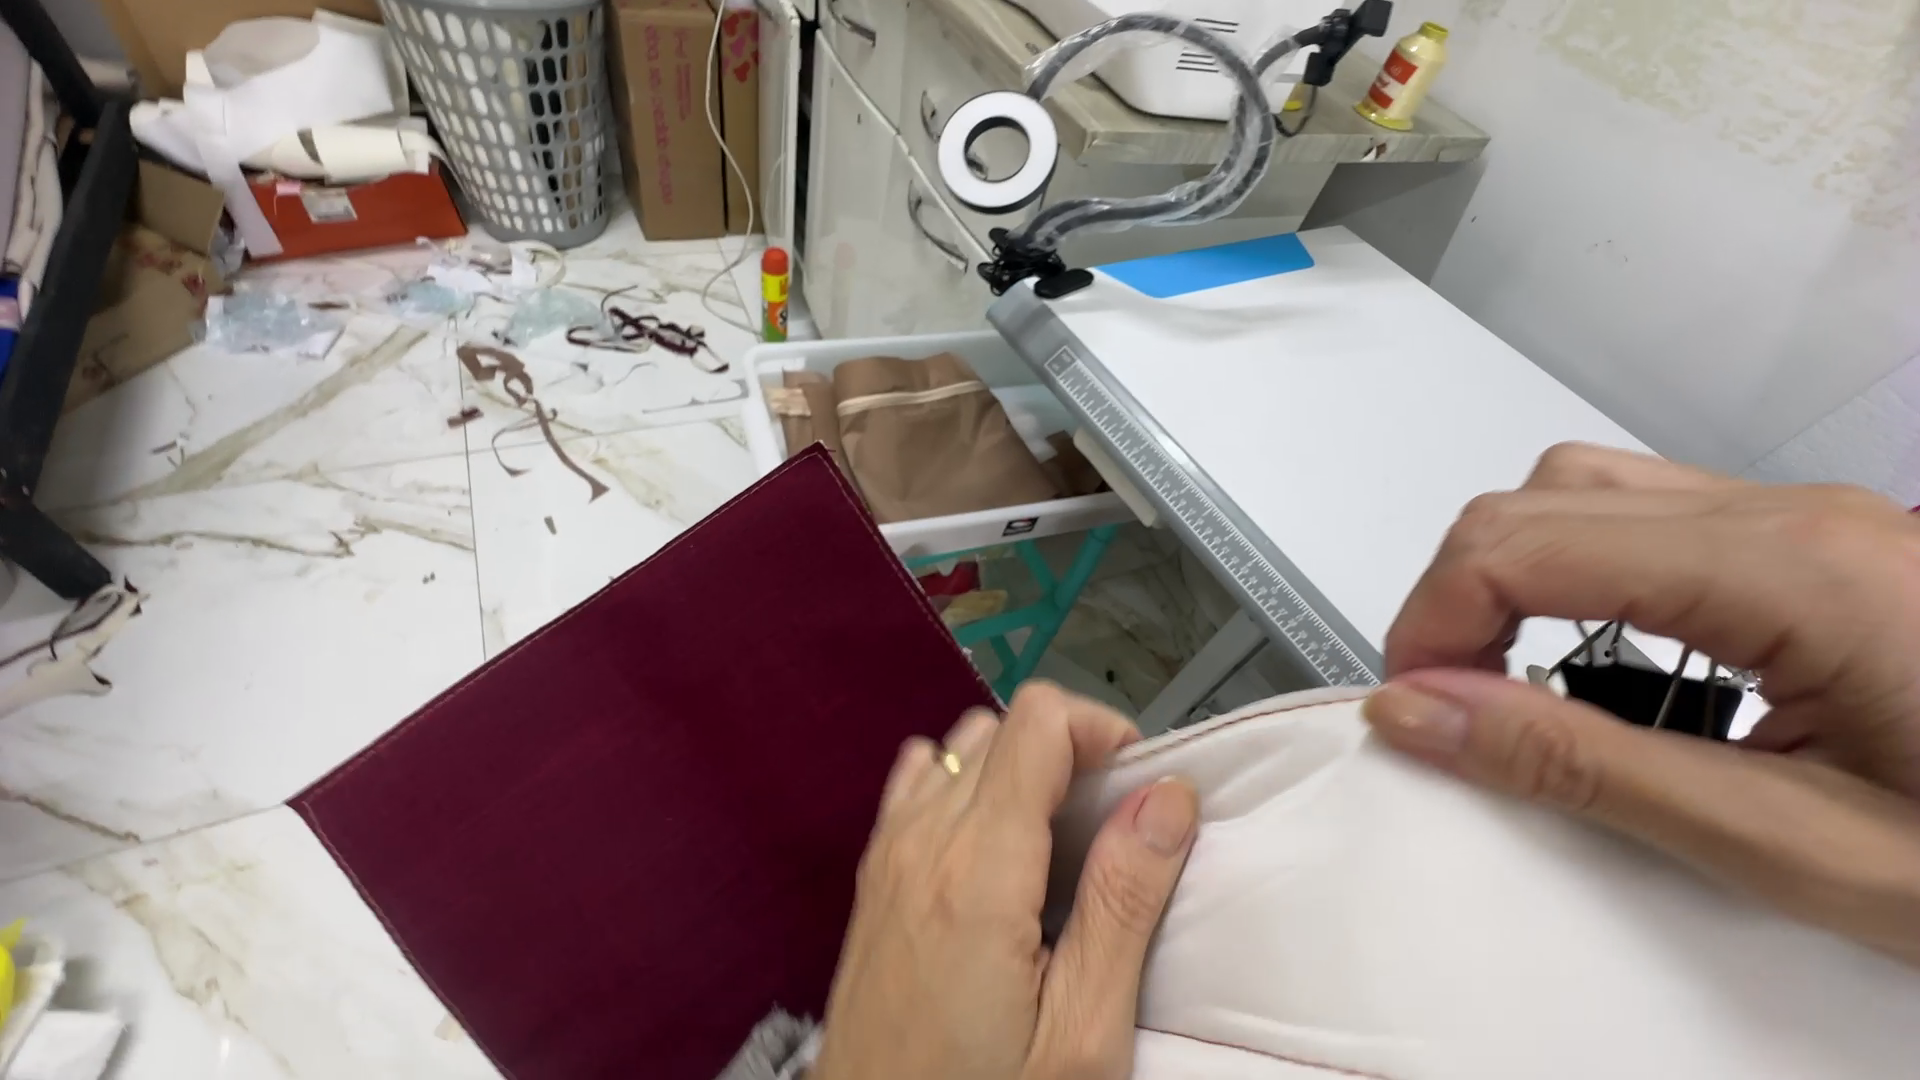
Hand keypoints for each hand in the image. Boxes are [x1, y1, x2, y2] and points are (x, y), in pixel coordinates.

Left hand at [811, 682, 1198, 1079]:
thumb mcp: (1080, 1031)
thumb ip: (1123, 901)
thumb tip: (1166, 798)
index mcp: (980, 864)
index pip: (1038, 720)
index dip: (1098, 729)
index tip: (1137, 785)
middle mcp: (925, 834)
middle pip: (1005, 726)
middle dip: (1071, 749)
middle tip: (1110, 821)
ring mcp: (891, 845)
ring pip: (963, 745)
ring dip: (1020, 764)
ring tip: (1056, 834)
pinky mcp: (875, 867)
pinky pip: (919, 777)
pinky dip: (964, 778)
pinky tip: (987, 834)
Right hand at [1363, 442, 1919, 962]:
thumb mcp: (1802, 850)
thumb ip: (1583, 766)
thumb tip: (1413, 710)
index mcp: (1788, 570)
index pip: (1515, 547)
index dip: (1428, 625)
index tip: (1418, 713)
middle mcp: (1786, 512)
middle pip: (1528, 502)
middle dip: (1450, 600)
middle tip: (1451, 702)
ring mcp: (1803, 517)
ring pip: (1572, 491)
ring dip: (1503, 574)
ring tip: (1507, 669)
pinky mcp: (1809, 541)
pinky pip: (1628, 514)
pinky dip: (1562, 569)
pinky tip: (1597, 648)